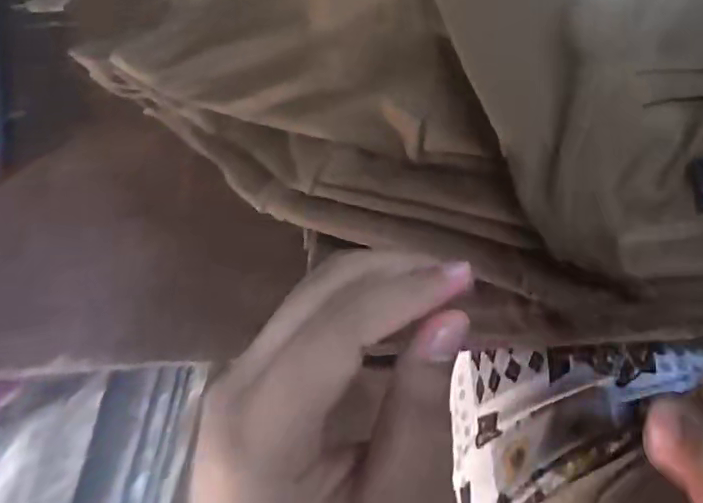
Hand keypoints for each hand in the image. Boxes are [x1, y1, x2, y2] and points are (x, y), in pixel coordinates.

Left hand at [192, 251, 473, 502]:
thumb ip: (418, 411)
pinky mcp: (253, 377)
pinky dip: (367, 299)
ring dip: (386, 278)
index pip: (338, 327)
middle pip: (324, 291)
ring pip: (318, 290)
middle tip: (462, 278)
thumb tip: (453, 316)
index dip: (407, 290)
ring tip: (443, 289)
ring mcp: (239, 377)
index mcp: (257, 433)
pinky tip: (407, 311)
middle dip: (399, 269)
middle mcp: (234, 388)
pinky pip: (314, 313)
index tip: (468, 274)